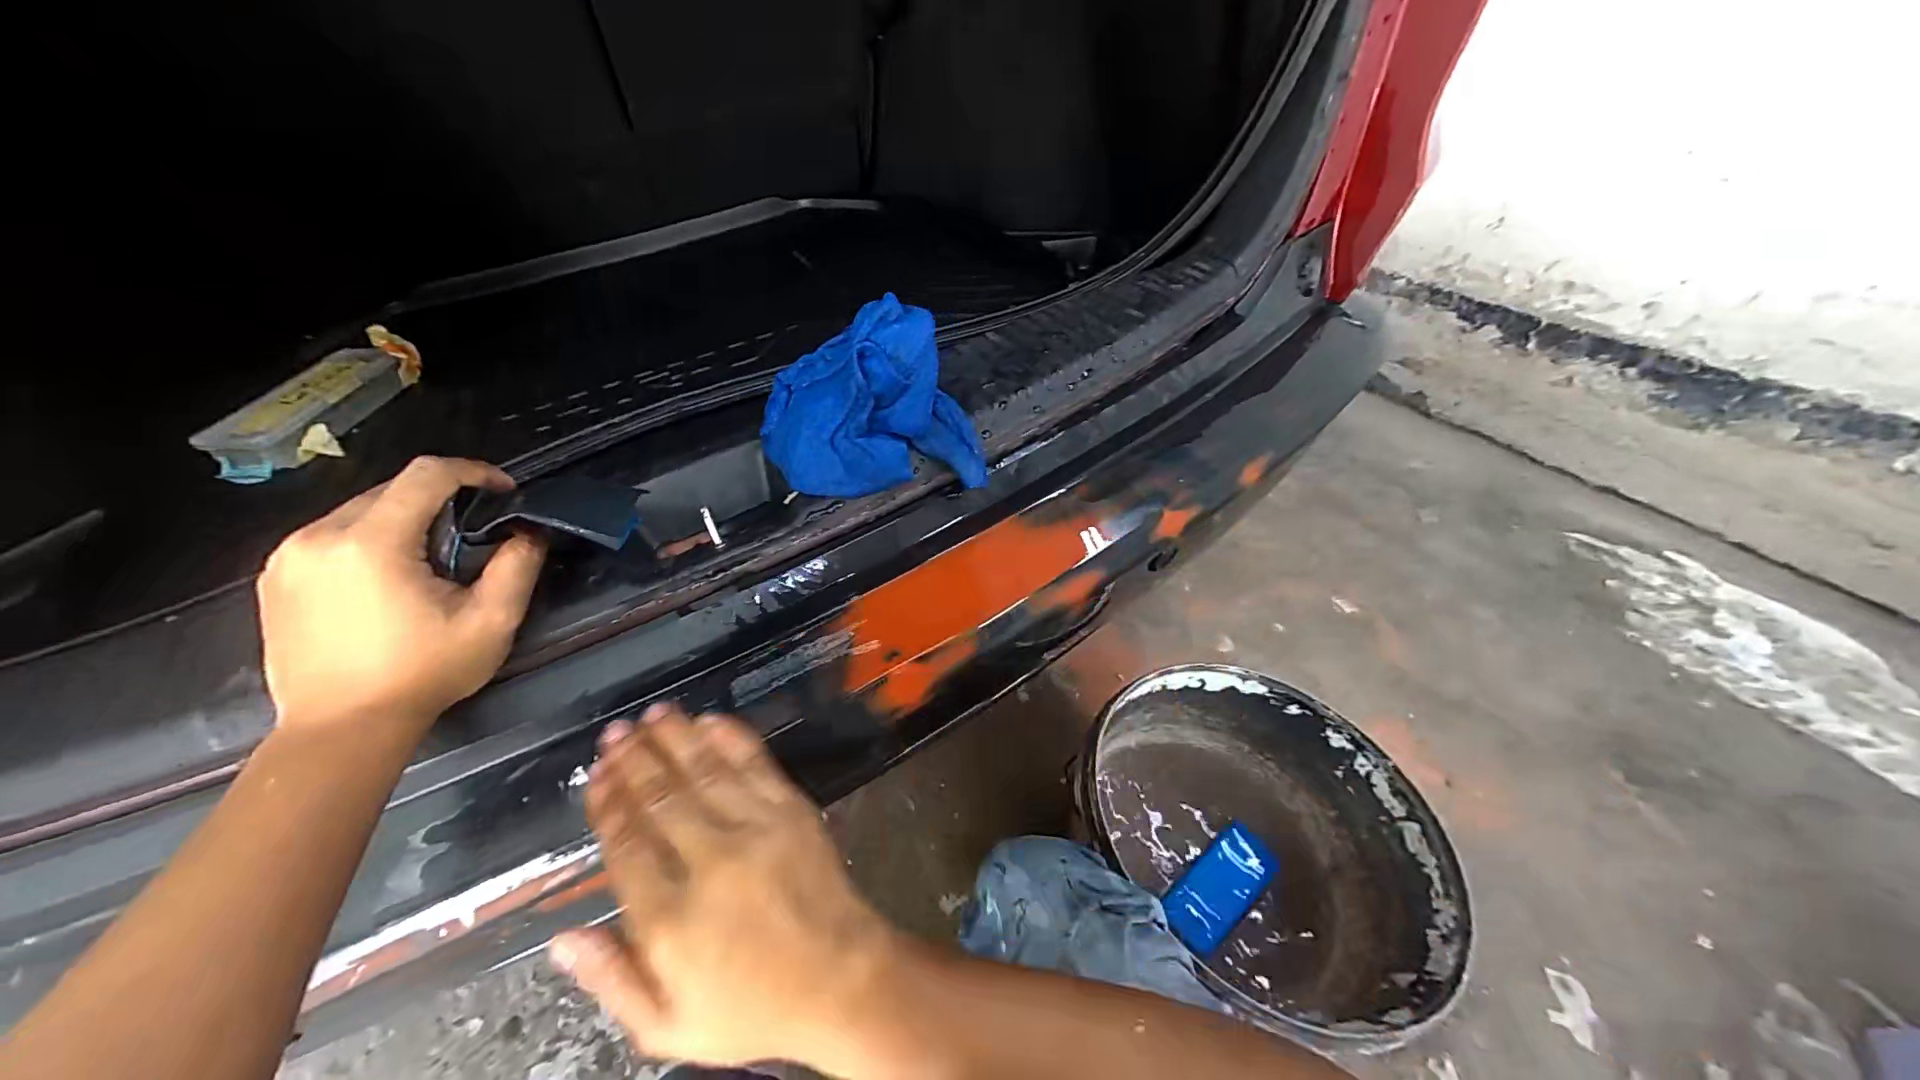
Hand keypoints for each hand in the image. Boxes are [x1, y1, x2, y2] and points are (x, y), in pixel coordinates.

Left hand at [256, 456, 545, 738]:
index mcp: (371, 543)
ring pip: (360, 510)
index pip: (426, 474)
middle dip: (441, 499)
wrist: (341, 729)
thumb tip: (526, 532)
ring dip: (405, 519)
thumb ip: (517, 567)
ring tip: (433, 557)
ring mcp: (288, 557)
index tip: (504, 491)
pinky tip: (390, 576)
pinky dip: (370, 539)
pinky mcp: (275, 577)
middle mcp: (318, 537)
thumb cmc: (422, 675)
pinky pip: (332, 535)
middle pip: (392, 489)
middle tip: (475, 532)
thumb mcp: (490, 622)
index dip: (473, 472)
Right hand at [549, 705, 904, 1068]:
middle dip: (633, 760)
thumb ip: (611, 980)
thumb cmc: (752, 1008)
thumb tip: (561, 939)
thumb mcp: (668, 1026)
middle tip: (615, 733)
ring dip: (676, 738)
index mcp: (669, 918)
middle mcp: (709, 862)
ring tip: (653, 715)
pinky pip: (756, 765)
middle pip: (660, 797)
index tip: (597, 775)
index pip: (625, 844)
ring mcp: (756, 829)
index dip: (607, 803)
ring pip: (704, 771)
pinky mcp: (793, 811)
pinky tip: (710, 721)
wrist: (841, 981)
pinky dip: (731, 739)